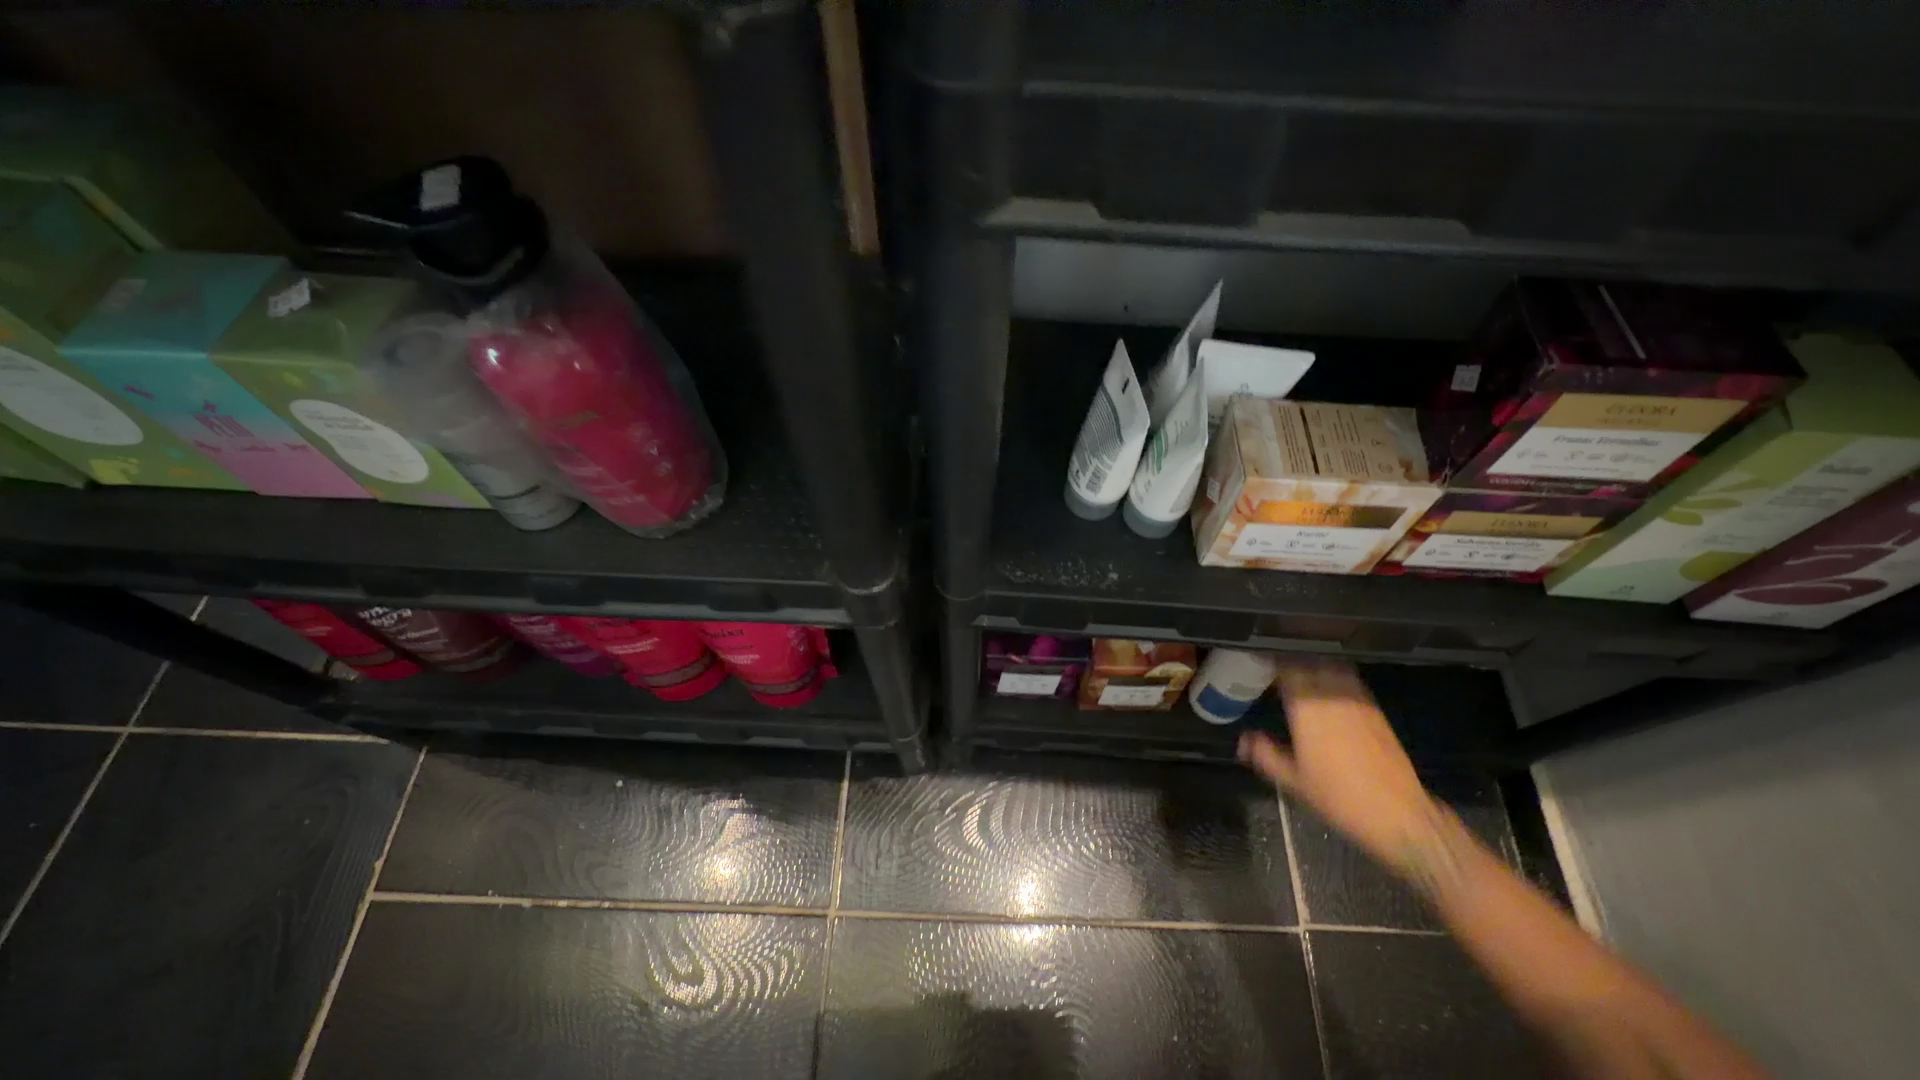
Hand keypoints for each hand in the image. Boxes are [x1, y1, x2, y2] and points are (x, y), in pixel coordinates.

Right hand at [1239, 658, 1452, 879]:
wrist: (1394, 811)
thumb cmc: (1338, 797)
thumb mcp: (1293, 781)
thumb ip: (1266, 755)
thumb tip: (1244, 740)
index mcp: (1308, 711)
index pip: (1288, 669)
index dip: (1272, 658)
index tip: (1259, 656)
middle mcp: (1333, 698)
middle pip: (1310, 662)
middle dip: (1291, 657)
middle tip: (1276, 660)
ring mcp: (1357, 701)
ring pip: (1333, 666)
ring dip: (1314, 662)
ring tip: (1300, 666)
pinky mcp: (1375, 710)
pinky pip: (1350, 680)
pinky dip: (1335, 675)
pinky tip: (1328, 686)